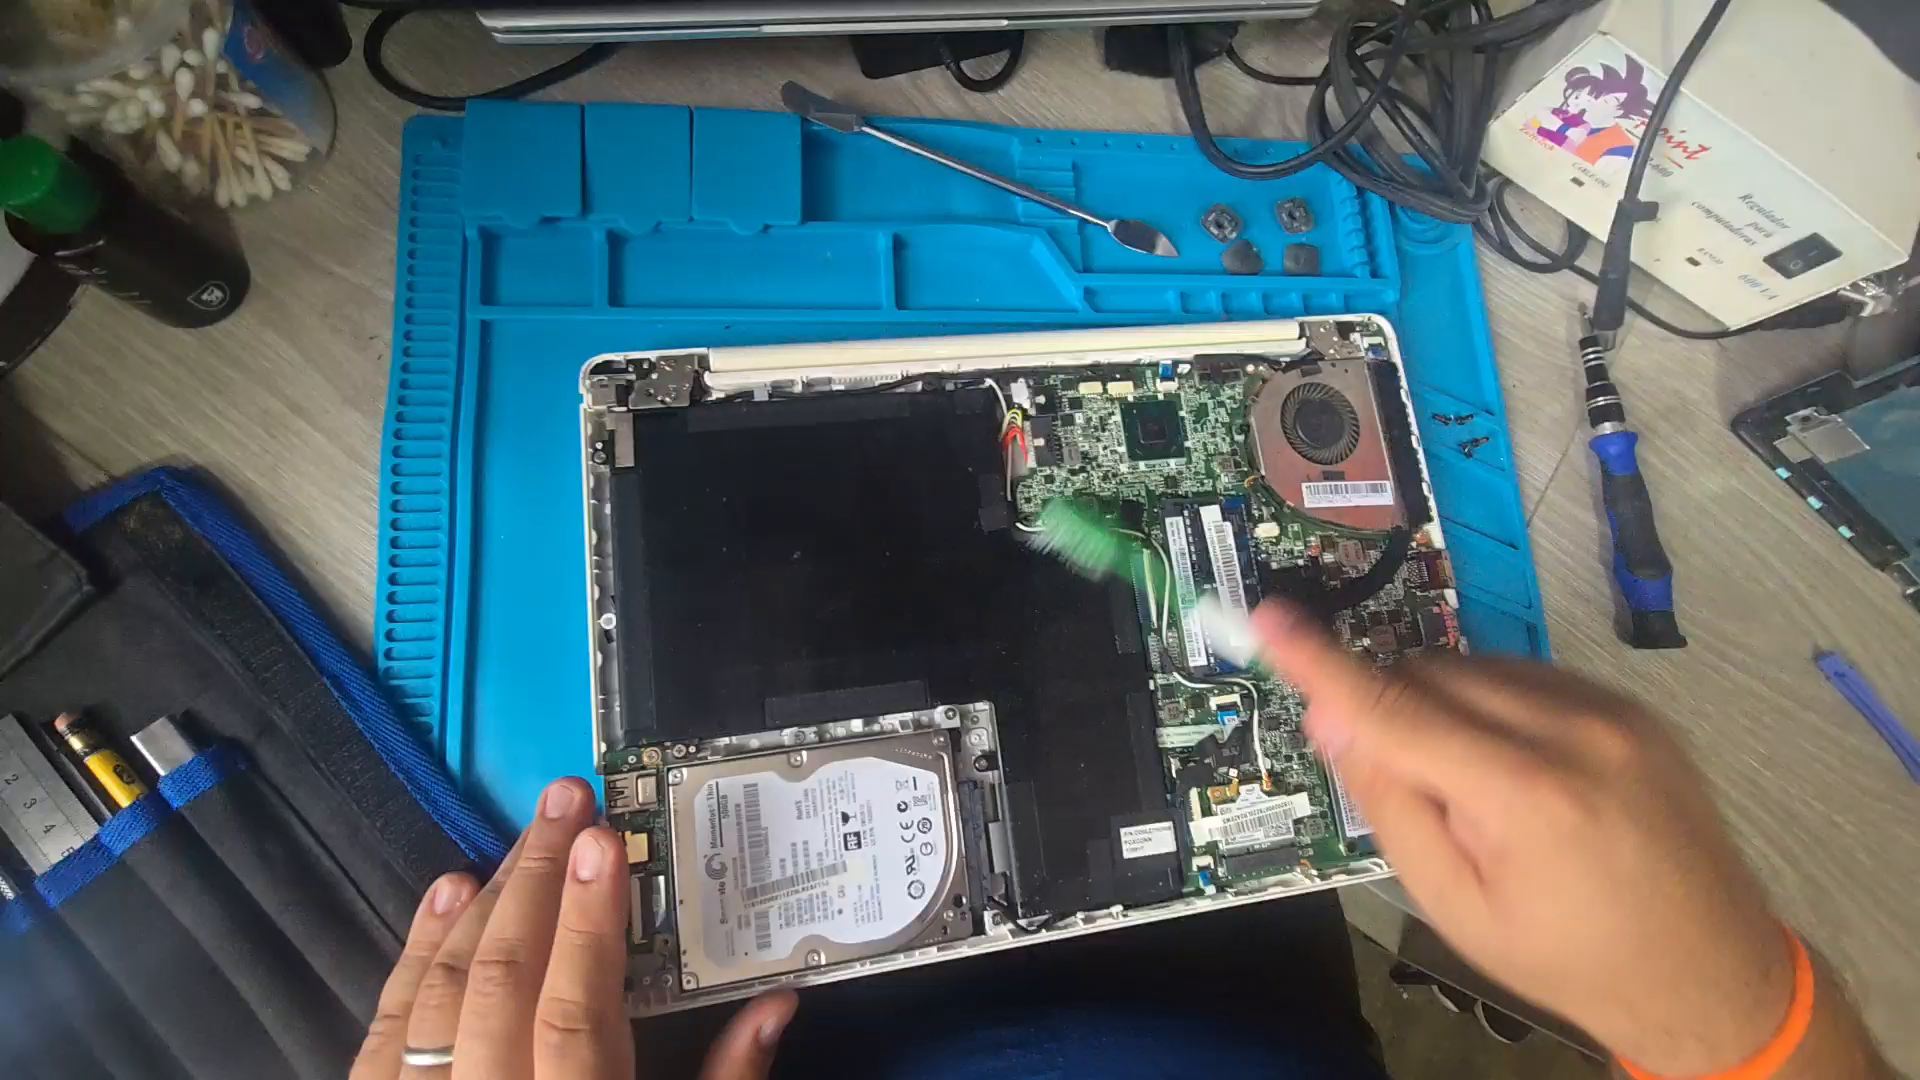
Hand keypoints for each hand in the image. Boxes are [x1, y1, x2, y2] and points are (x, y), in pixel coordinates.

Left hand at [350, 777, 798, 1079]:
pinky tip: (442, 897)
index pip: (570, 1012)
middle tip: (564, 801)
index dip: (586, 923)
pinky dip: (414, 954)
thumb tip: (781, 1000)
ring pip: (438, 995)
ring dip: (482, 901)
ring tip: (521, 833)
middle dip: (534, 879)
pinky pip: (383, 1032)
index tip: (603, 841)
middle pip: (500, 983)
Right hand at [1249, 603, 1791, 1076]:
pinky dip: (1479, 700)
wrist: (1713, 977)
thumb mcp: (1448, 898)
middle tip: (1398, 772)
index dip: (1321, 664)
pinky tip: (1506, 757)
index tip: (1270, 620)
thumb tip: (1329, 719)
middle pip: (1423, 675)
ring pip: (1461, 666)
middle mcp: (1573, 733)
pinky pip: (1508, 671)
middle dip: (1385, 707)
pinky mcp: (1622, 702)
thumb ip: (1384, 800)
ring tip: (1465, 776)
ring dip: (1432, 704)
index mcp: (1526, 796)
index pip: (1392, 710)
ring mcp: (1608, 709)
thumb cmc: (1560, 951)